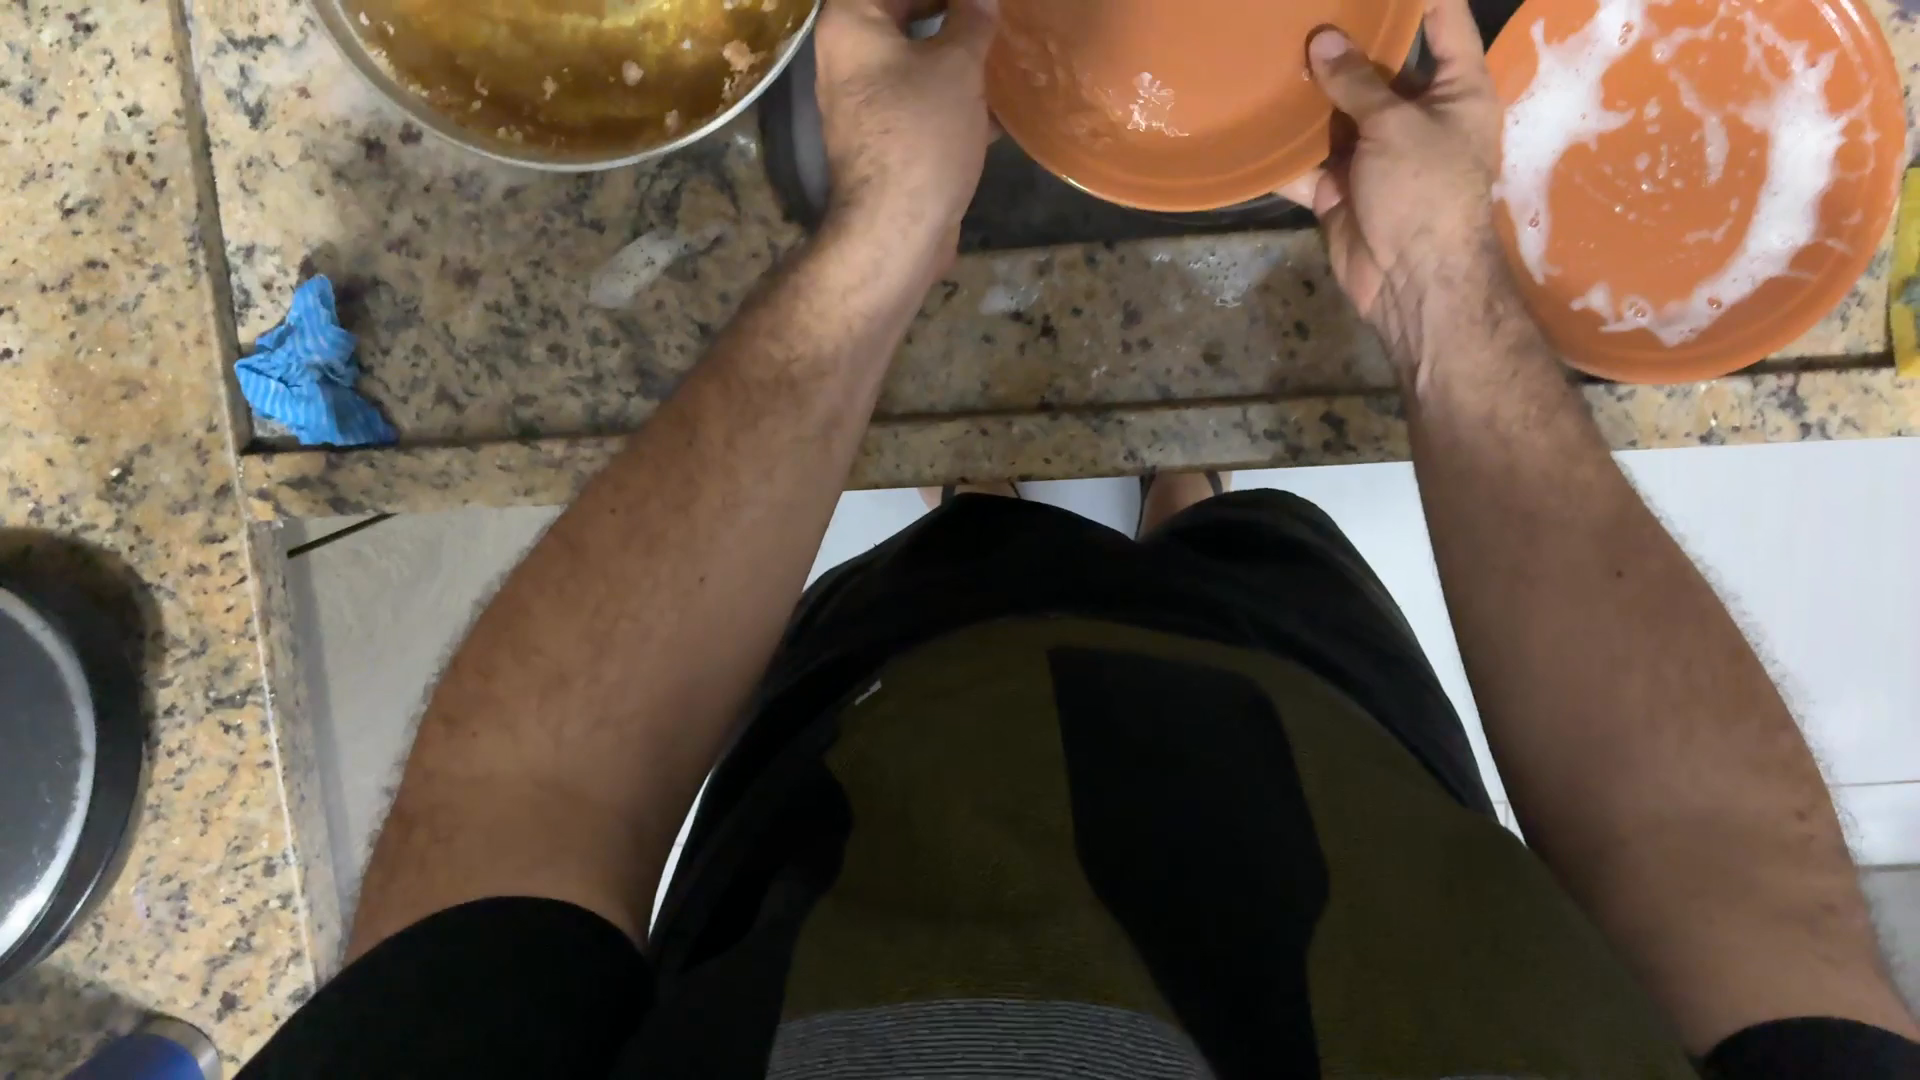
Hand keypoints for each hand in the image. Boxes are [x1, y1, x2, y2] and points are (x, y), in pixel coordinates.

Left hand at [813, 0, 998, 282]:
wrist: (898, 231)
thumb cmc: (921, 135)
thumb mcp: (957, 66)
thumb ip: (972, 21)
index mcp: (851, 24)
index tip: (982, 0)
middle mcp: (848, 62)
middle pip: (905, 17)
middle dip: (954, 14)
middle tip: (994, 15)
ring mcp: (866, 108)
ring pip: (918, 66)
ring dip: (960, 59)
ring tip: (1004, 49)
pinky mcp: (888, 146)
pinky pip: (924, 107)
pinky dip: (957, 102)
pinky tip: (999, 105)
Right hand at [1282, 0, 1511, 373]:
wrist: (1409, 276)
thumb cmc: (1425, 188)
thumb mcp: (1397, 125)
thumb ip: (1357, 83)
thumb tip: (1322, 40)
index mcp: (1454, 89)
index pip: (1443, 23)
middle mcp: (1414, 117)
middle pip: (1377, 71)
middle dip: (1344, 47)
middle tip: (1305, 16)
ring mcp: (1373, 156)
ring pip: (1335, 118)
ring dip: (1307, 98)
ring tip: (1270, 58)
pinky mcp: (1339, 190)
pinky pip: (1307, 166)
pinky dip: (1283, 156)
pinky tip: (1253, 128)